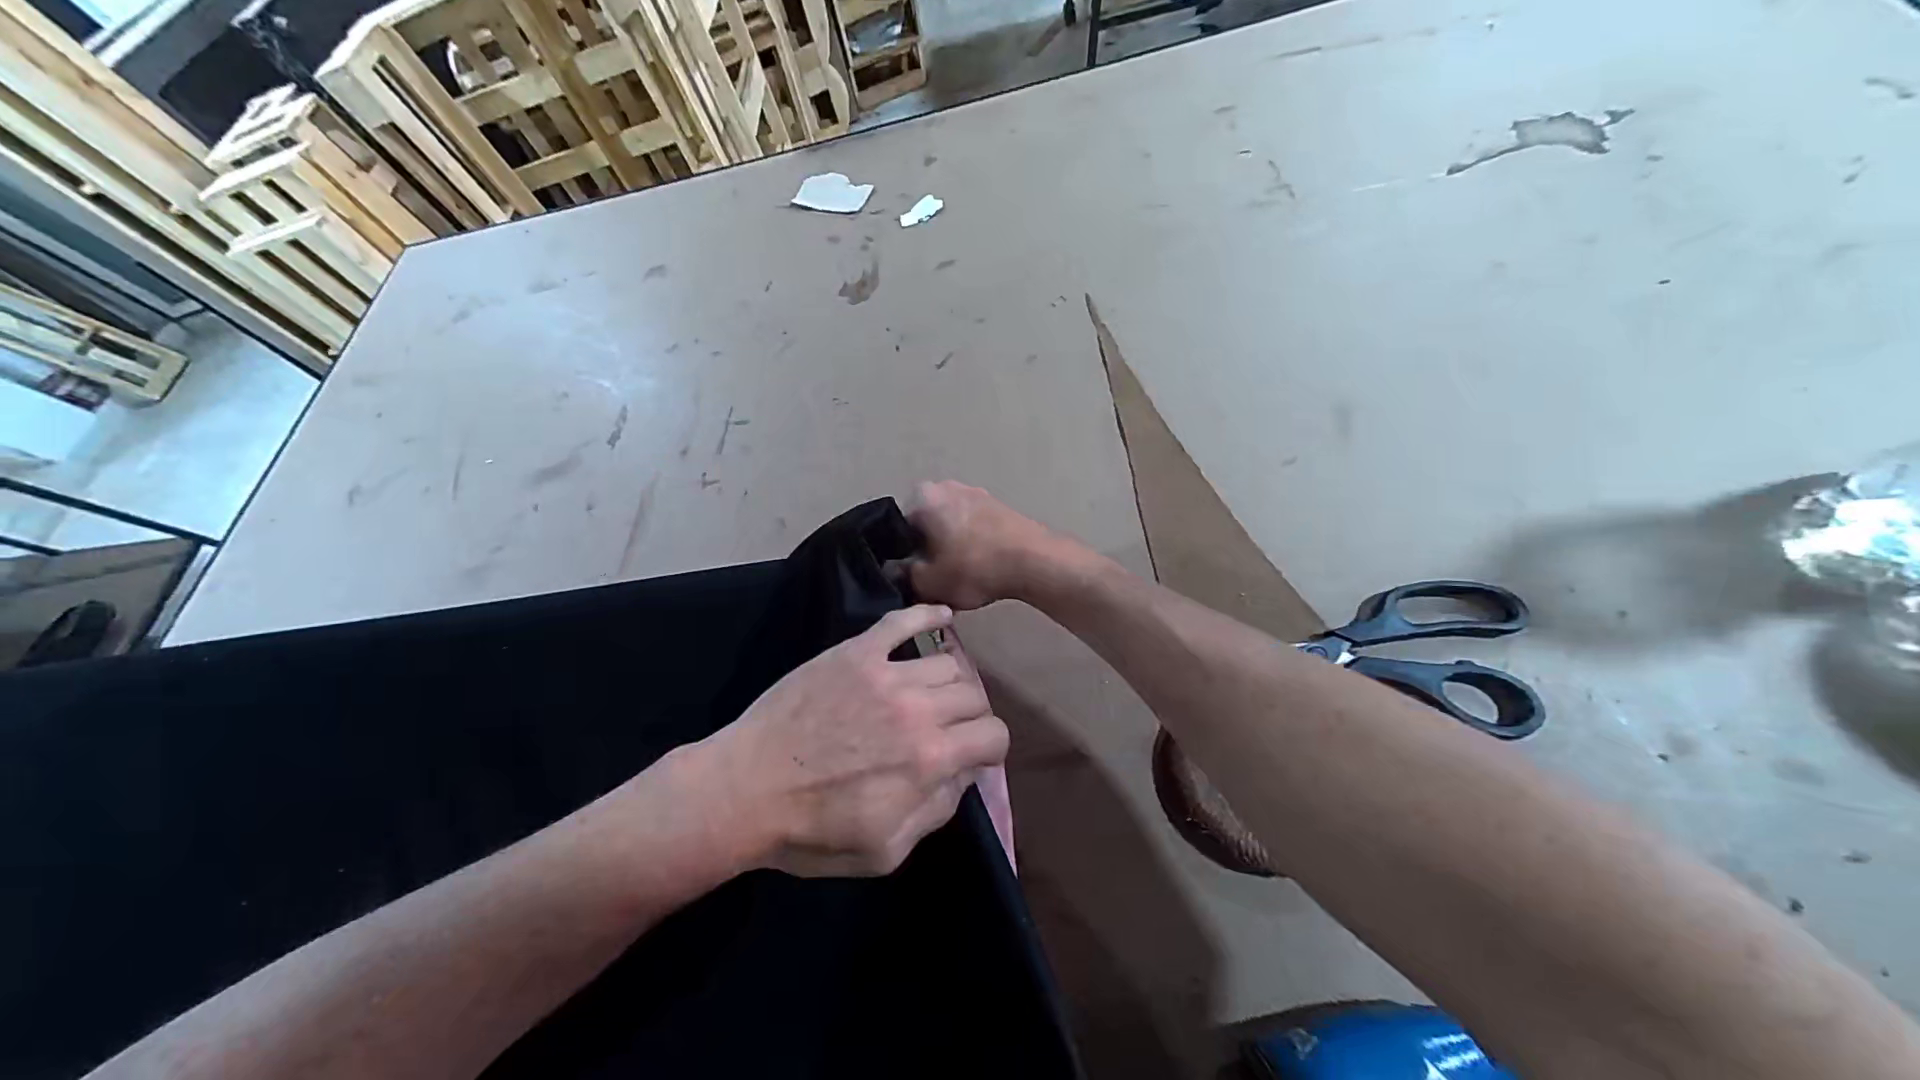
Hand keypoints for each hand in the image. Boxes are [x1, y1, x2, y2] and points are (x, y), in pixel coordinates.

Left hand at [698, 605, 1008, 876]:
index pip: (993, 735)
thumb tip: (963, 775)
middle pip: (974, 695)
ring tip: (934, 692)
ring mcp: (885, 674)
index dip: (990, 748)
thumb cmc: (810, 832)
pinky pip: (902, 622)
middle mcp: (917, 710)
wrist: (742, 791)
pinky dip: (928, 615)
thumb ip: (936, 811)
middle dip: (971, 715)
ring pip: (947, 661)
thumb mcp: (885, 851)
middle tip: (950, 727)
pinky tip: (941, 616)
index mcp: (930, 760)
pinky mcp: (854, 653)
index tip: (974, 754)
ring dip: (950, 679)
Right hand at [906, 481, 1083, 609]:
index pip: (896, 526)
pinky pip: (973, 528)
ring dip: (951, 548)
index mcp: (923, 497)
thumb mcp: (930, 583)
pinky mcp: (999, 507)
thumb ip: (905, 576)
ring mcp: (977, 494)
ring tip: (959, 578)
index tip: (909, 575)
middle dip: (927, 550)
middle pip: (925, 525)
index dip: (900, 554)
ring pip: (950, 527)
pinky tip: (980, 570)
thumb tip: (897, 570)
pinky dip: (972, 546)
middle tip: (933, 579)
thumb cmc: (974, 568)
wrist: (1035, 561)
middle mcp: (947, 486)